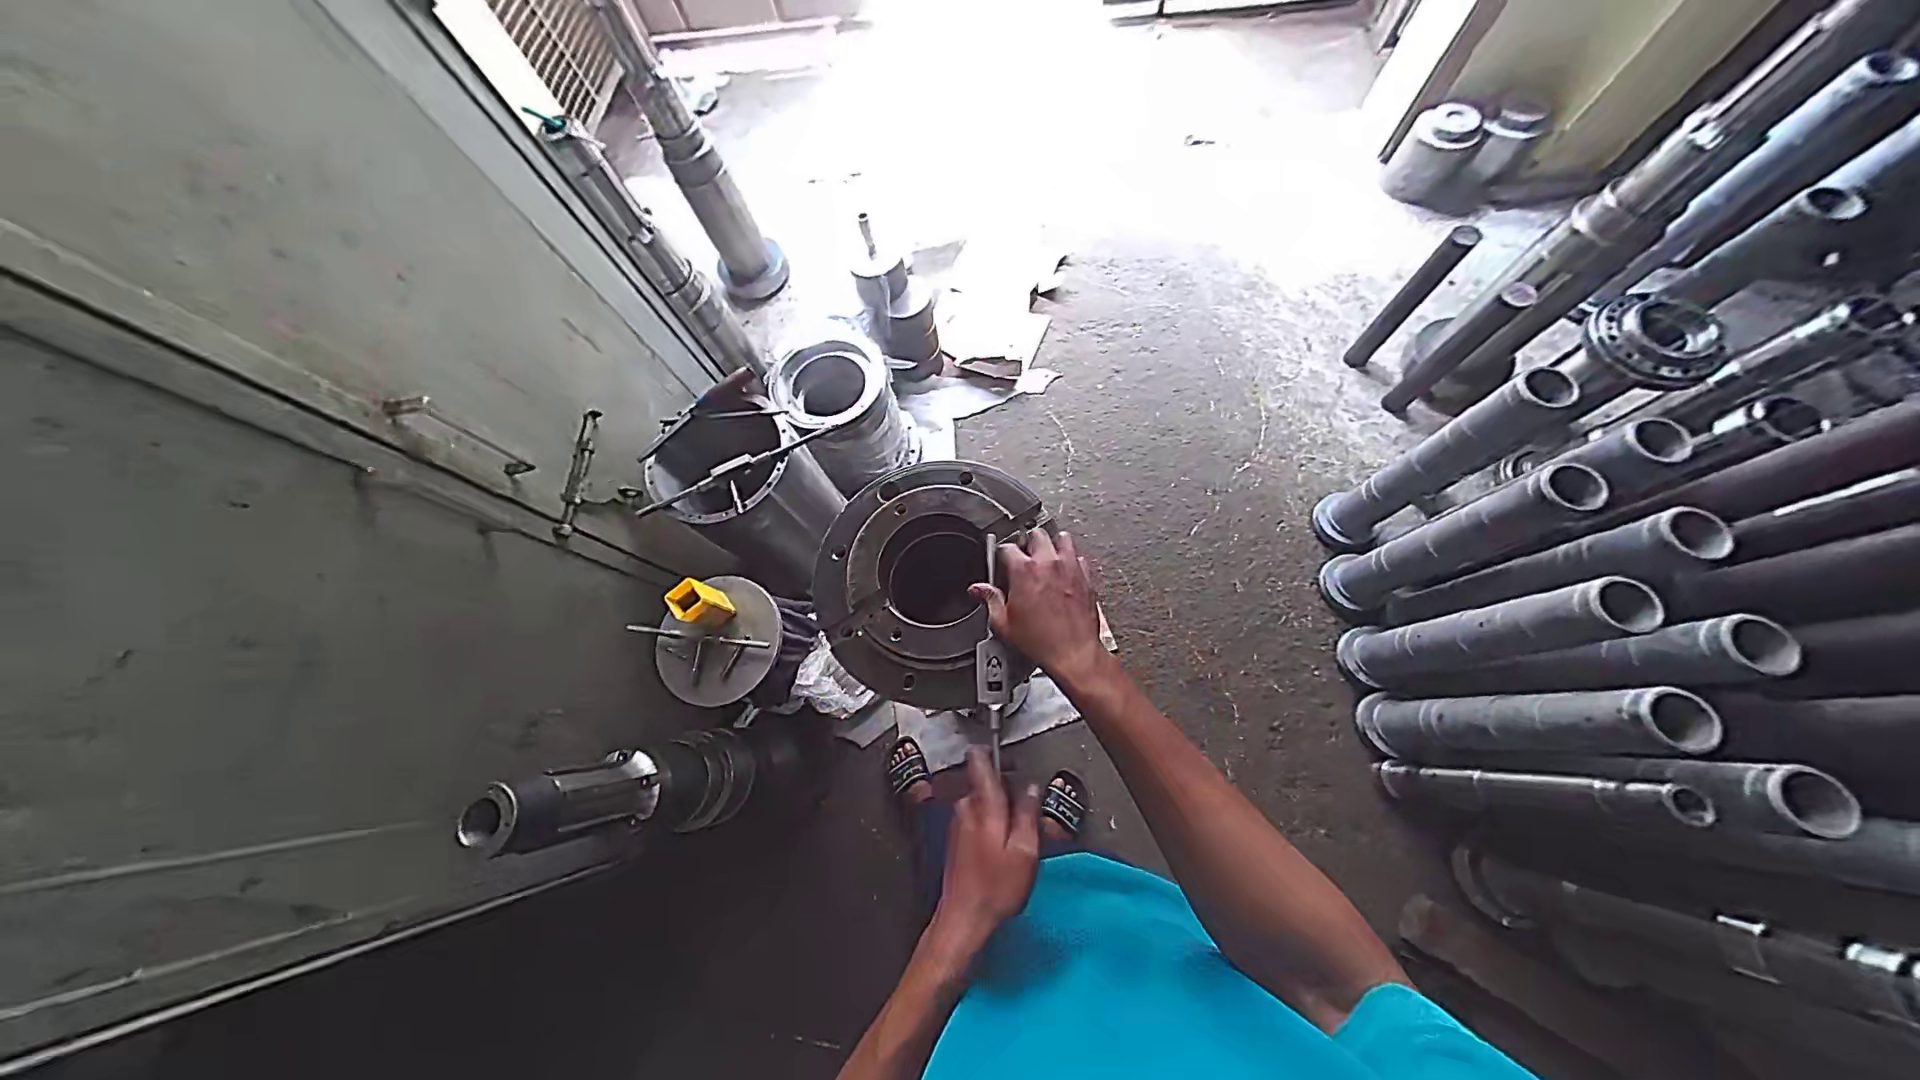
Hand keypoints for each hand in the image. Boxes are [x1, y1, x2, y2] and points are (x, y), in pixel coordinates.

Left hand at [931, 749, 1042, 951]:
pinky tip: (1005, 845)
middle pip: (986, 781)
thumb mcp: (1025, 851)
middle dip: (1008, 787)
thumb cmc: (995, 888)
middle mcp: (966, 807)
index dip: (995, 751)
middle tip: (1028, 805)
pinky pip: (978, 816)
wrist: (963, 918)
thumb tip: (1031, 789)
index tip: (1010, 755)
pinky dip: (993, 822)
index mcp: (983, 805)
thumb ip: (1028, 814)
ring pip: (983, 800)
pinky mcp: (957, 836)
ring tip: (1020, 832)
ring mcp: (958, 821)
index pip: (980, 760)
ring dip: (1002, 808)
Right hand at [970, 530, 1105, 684]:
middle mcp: (1048, 564)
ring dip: (1051, 544)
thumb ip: (990, 600)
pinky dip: (1069, 560)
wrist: (1073, 653)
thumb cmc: (1042, 641)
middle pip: (1036, 535)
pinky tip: (1063, 571)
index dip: (1001, 554)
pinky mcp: (1085, 577)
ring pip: (1062, 538)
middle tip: (1022, 556)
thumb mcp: (1004, 623)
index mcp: (1024, 570)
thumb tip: (980, 590)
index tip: (1001, 562)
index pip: (1007, 548)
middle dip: (1027, 543)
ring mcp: (1070, 568)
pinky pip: (1078, 557)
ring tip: (1044, 555)